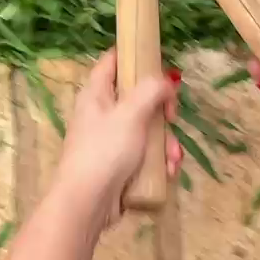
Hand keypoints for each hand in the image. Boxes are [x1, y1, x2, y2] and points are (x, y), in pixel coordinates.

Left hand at [49, 51, 183, 225]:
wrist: (87, 203)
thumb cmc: (105, 150)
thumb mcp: (131, 114)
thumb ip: (151, 90)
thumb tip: (166, 80)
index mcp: (96, 92)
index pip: (113, 60)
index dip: (136, 56)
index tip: (160, 64)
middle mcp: (101, 112)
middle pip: (138, 96)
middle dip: (162, 111)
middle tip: (171, 118)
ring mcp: (110, 138)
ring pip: (147, 128)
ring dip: (165, 142)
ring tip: (171, 158)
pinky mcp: (118, 163)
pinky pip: (144, 153)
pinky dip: (158, 160)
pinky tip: (167, 171)